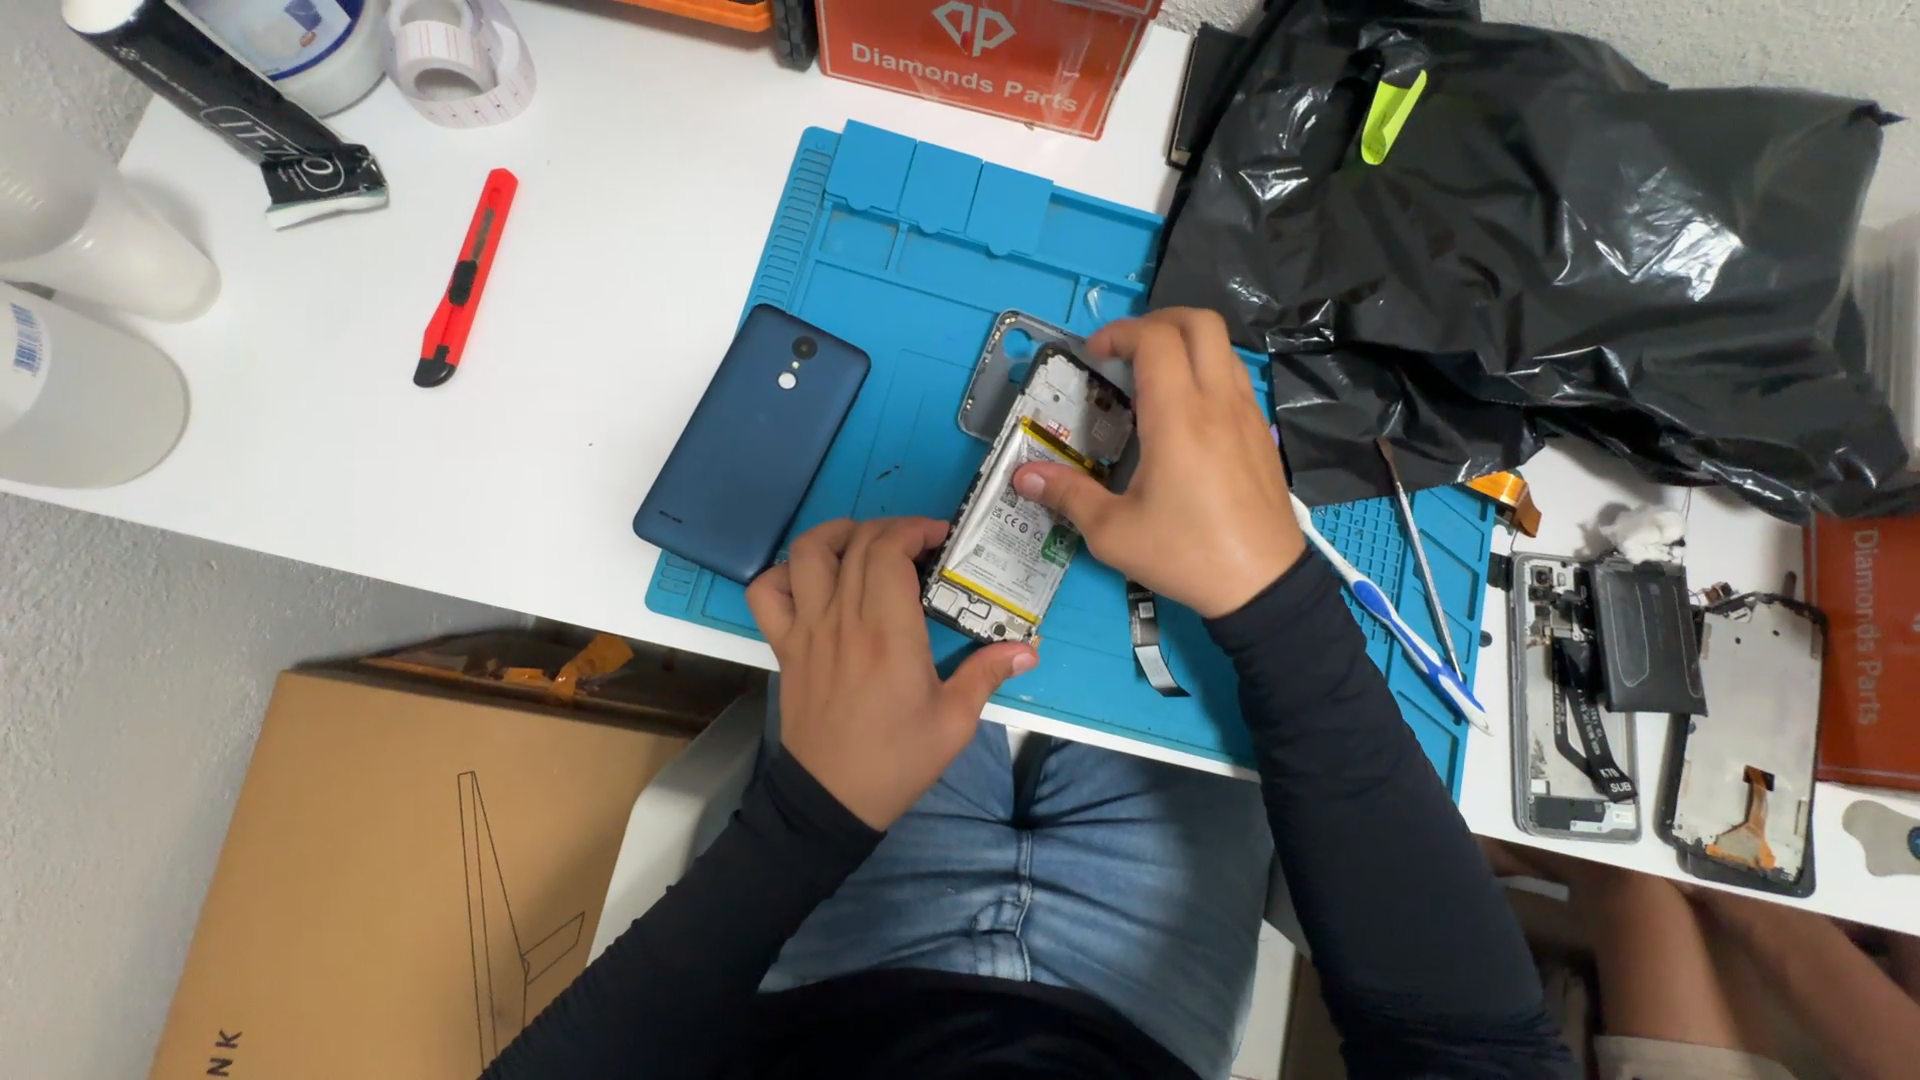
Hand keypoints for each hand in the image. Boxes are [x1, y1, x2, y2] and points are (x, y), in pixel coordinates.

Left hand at [746, 517, 1036, 828]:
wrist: (833, 800)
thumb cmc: (897, 759)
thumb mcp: (954, 722)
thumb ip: (987, 674)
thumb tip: (1028, 649)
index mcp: (887, 632)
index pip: (888, 551)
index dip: (915, 530)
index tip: (940, 540)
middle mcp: (842, 619)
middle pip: (857, 543)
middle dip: (891, 528)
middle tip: (918, 545)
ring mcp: (806, 629)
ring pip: (807, 553)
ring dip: (837, 535)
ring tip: (865, 545)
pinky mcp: (784, 646)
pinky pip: (766, 592)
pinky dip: (784, 573)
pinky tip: (813, 582)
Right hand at [1012, 308, 1305, 617]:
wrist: (1263, 585)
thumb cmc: (1185, 554)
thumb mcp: (1113, 533)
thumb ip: (1067, 495)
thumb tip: (1024, 476)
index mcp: (1178, 417)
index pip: (1155, 339)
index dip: (1119, 333)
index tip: (1094, 355)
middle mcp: (1217, 402)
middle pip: (1199, 322)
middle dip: (1156, 321)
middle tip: (1125, 351)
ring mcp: (1247, 415)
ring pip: (1222, 346)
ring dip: (1185, 344)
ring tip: (1152, 378)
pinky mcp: (1261, 434)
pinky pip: (1235, 378)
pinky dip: (1206, 371)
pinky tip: (1185, 413)